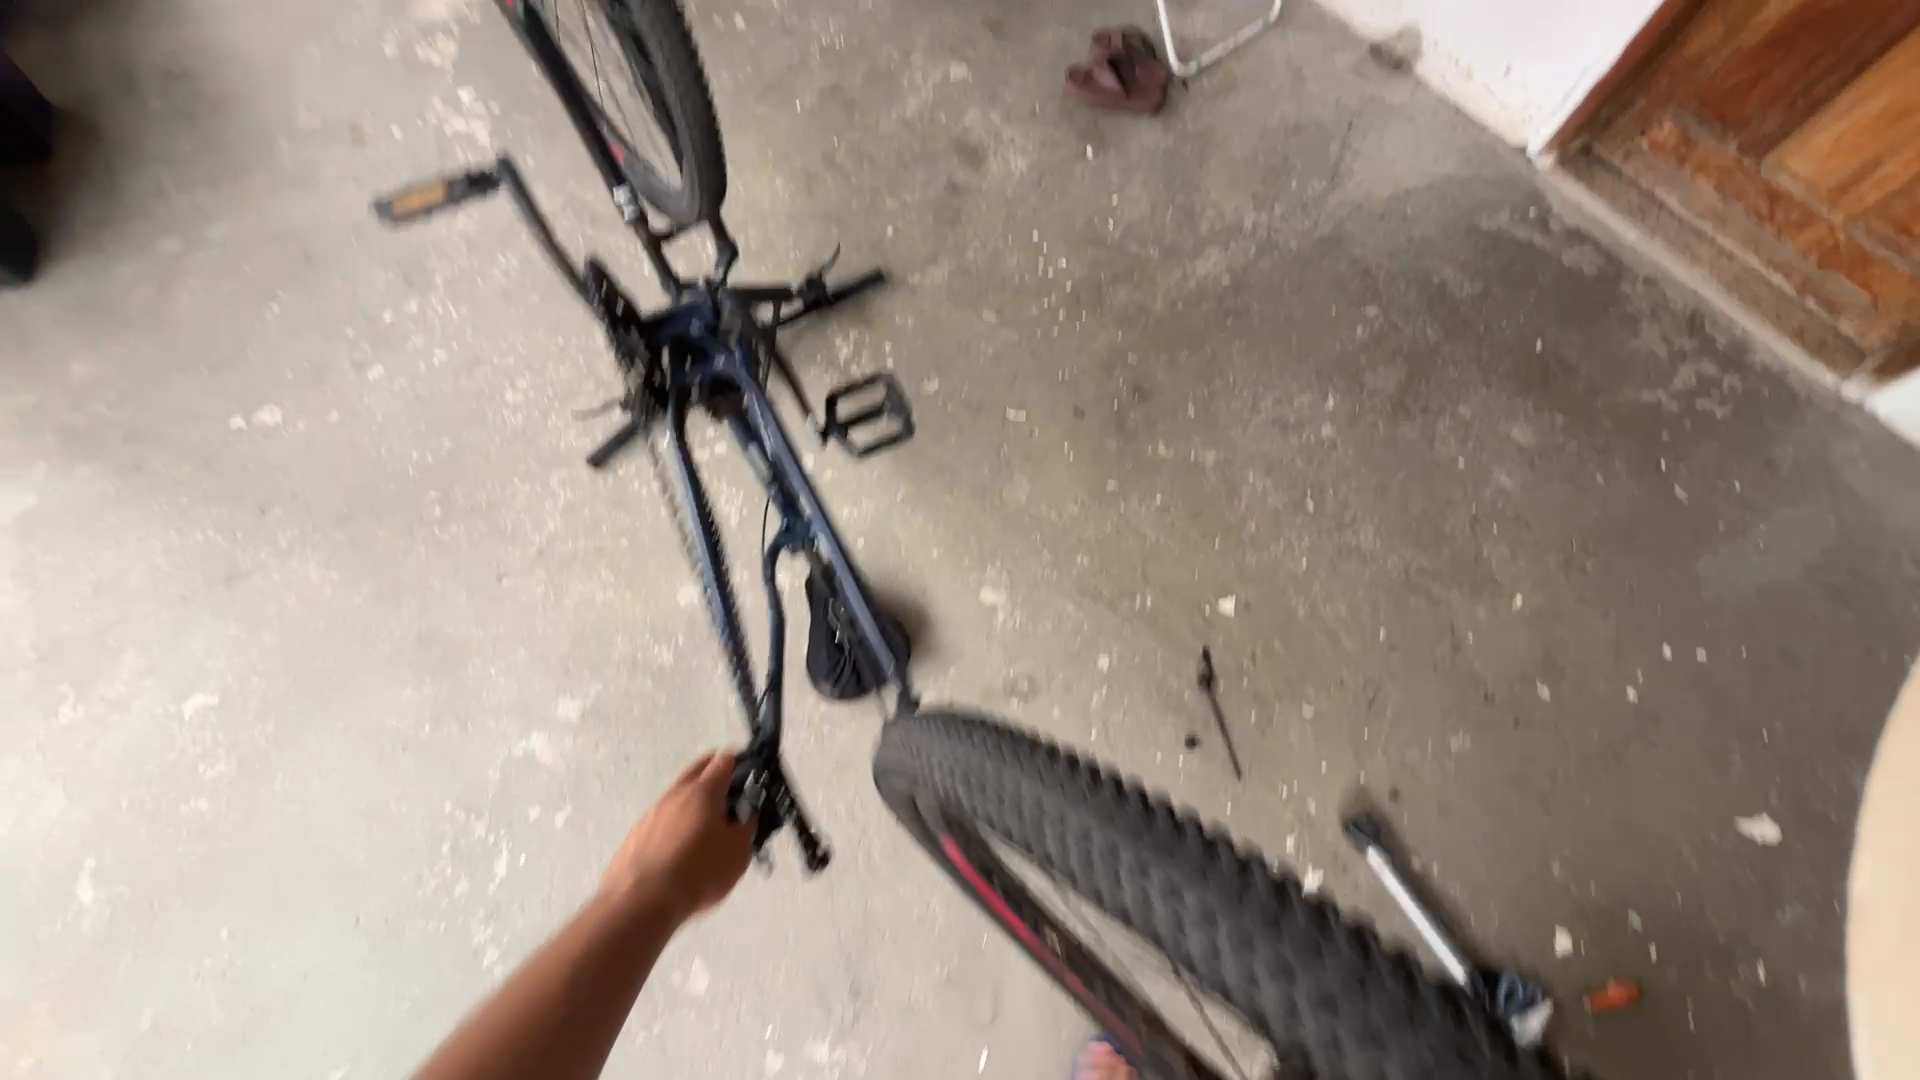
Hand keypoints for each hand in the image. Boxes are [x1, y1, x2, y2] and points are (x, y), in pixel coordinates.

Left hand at [600, 749, 754, 924]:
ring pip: (678, 795)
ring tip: (705, 830)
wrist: (639, 904)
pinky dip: (675, 824)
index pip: (724, 760)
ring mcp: (652, 813)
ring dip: (693, 802)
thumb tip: (744, 817)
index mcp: (704, 791)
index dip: (740, 764)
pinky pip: (662, 819)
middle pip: (698, 768)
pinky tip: (679, 851)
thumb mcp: (738, 853)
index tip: (749, 778)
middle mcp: (676, 794)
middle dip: (715, 773)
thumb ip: (745, 828)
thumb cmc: (698, 873)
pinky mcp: (635, 834)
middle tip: (730, 796)